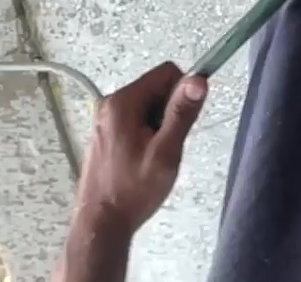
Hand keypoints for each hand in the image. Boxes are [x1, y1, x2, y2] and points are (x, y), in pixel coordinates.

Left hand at [73, 63, 207, 234]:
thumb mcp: (165, 152)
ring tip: (154, 155)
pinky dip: (146, 132)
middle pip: (156, 87)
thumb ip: (182, 113)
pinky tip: (143, 159)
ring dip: (158, 124)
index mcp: (123, 102)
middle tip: (167, 145)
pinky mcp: (104, 133)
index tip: (180, 123)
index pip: (167, 72)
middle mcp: (110, 103)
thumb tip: (200, 79)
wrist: (100, 228)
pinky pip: (136, 118)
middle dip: (169, 111)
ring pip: (148, 104)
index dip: (182, 93)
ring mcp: (104, 118)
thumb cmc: (134, 190)